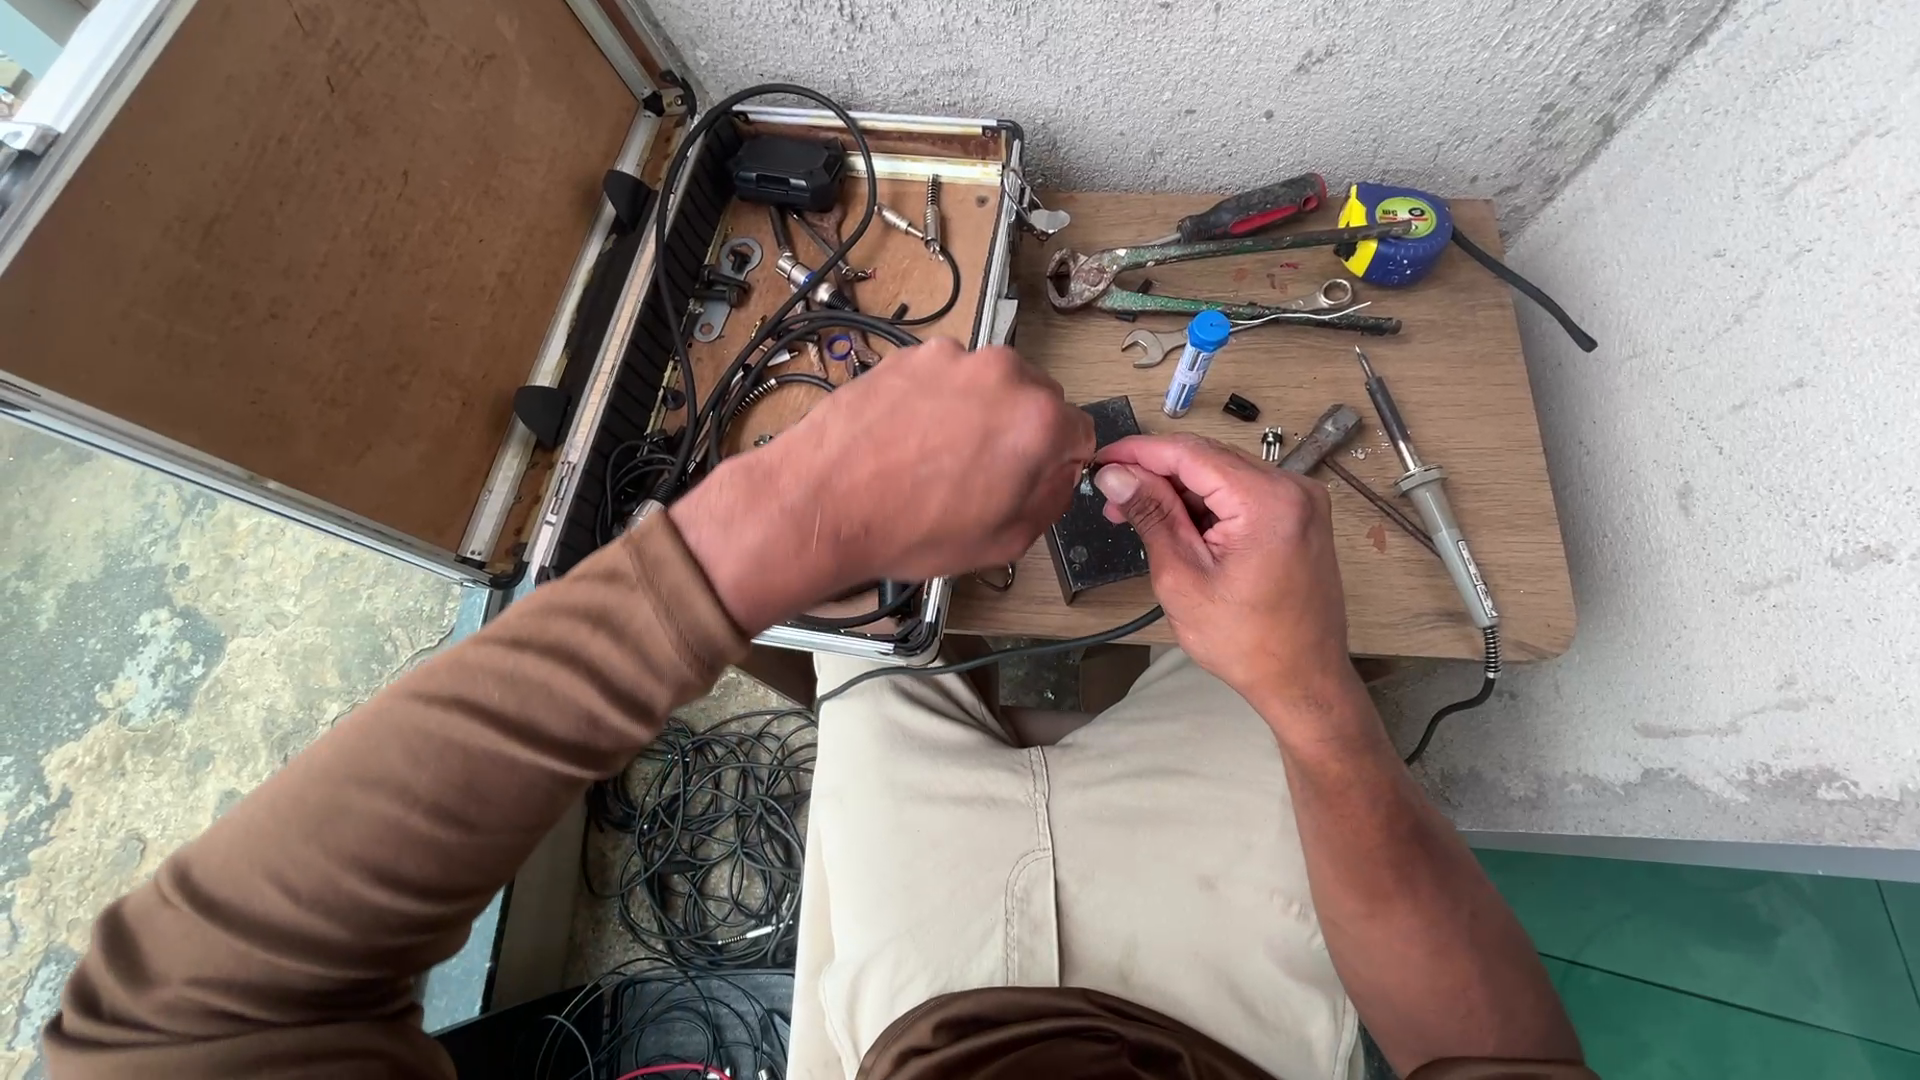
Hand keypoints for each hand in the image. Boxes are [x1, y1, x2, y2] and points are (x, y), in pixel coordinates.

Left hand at [672, 339, 1093, 630]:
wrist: (822, 504)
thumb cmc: (907, 528)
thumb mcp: (1004, 541)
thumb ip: (1051, 500)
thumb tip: (1059, 475)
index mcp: (1038, 420)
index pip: (1079, 432)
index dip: (1058, 462)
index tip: (1034, 476)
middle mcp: (1002, 374)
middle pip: (1036, 400)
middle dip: (1019, 433)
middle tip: (981, 473)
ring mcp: (951, 358)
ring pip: (988, 386)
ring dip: (977, 414)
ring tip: (936, 459)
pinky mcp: (910, 355)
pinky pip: (944, 378)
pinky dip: (936, 402)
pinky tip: (909, 440)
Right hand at [1094, 433, 1364, 721]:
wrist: (1302, 680)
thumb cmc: (1246, 642)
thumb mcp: (1182, 576)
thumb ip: (1150, 515)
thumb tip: (1116, 476)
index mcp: (1268, 501)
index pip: (1190, 454)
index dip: (1138, 452)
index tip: (1101, 460)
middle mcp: (1293, 489)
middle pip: (1207, 460)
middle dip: (1154, 474)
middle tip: (1111, 495)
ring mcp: (1299, 501)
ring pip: (1221, 476)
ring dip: (1176, 491)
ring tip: (1134, 514)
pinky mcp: (1296, 516)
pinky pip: (1239, 494)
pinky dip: (1203, 505)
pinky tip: (1172, 523)